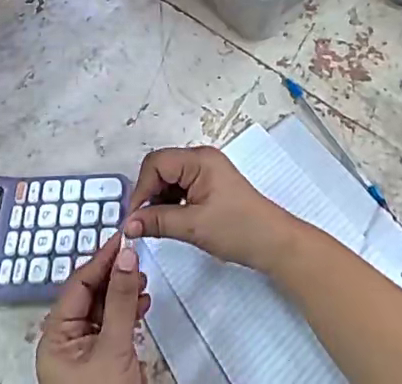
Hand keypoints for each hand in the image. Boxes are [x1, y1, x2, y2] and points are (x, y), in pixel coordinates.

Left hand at [36, 233, 149, 383]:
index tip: (125, 237)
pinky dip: (128, 311)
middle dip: (115, 274)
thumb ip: (121, 299)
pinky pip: (112, 324)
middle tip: (138, 256)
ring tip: (144, 281)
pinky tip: (142, 303)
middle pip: (90, 293)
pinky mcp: (101, 360)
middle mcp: (65, 340)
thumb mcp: (114, 347)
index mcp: (55, 337)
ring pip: (103, 307)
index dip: (102, 259)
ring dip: (124, 291)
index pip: (78, 284)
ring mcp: (83, 351)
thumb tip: (127, 255)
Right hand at [122, 146, 301, 271]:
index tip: (133, 218)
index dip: (141, 188)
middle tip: (142, 222)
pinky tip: (170, 220)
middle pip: (161, 167)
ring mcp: (206, 171)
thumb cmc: (237, 229)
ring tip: (156, 224)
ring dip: (159, 199)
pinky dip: (171, 202)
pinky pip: (180, 187)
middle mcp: (201, 159)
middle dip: (149, 193)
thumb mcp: (194, 227)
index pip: (157, 163)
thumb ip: (158, 221)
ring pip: (169, 178)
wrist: (273, 242)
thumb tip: (128, 224)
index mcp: (199, 159)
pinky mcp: (209, 185)